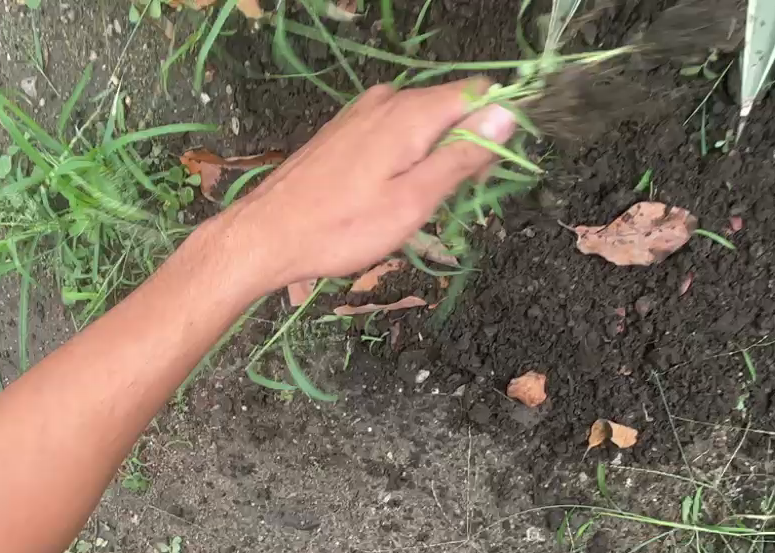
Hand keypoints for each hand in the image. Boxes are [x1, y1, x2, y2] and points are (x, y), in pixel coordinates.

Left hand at [207, 80, 515, 295]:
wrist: (267, 235)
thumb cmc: (340, 229)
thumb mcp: (412, 202)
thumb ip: (461, 157)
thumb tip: (507, 116)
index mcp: (412, 112)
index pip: (480, 95)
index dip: (493, 132)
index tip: (481, 177)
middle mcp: (388, 99)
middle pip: (448, 110)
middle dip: (458, 152)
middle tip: (436, 205)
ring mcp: (361, 113)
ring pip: (418, 126)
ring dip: (425, 162)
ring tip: (401, 209)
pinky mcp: (342, 131)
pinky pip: (389, 136)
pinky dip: (398, 163)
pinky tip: (378, 199)